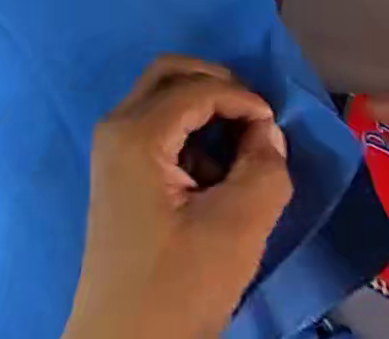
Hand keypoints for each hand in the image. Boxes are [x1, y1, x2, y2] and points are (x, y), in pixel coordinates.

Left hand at [64, 56, 292, 338]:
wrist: (124, 333)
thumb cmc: (179, 283)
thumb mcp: (235, 230)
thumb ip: (261, 172)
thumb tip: (267, 129)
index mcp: (134, 133)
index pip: (191, 89)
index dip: (239, 97)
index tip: (276, 124)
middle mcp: (115, 125)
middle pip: (165, 76)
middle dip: (213, 82)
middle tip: (257, 112)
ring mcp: (112, 145)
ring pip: (159, 99)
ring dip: (202, 108)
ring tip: (244, 146)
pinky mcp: (118, 167)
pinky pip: (154, 128)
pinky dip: (188, 133)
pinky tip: (218, 172)